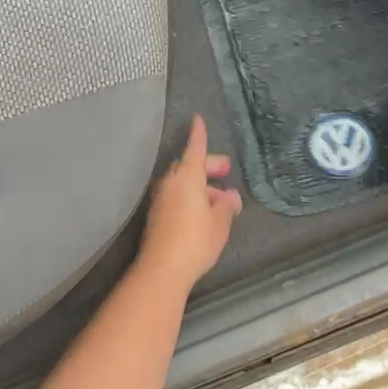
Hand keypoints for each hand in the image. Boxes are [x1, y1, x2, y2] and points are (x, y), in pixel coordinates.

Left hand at [139, 114, 242, 287]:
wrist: (162, 269)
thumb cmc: (196, 241)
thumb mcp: (220, 222)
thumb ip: (227, 205)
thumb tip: (230, 196)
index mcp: (187, 178)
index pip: (195, 149)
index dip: (199, 135)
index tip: (198, 119)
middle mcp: (170, 184)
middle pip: (188, 166)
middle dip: (208, 166)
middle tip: (225, 171)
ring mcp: (160, 200)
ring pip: (182, 183)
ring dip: (200, 185)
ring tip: (220, 201)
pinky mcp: (157, 216)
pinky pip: (176, 197)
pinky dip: (190, 197)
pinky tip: (204, 213)